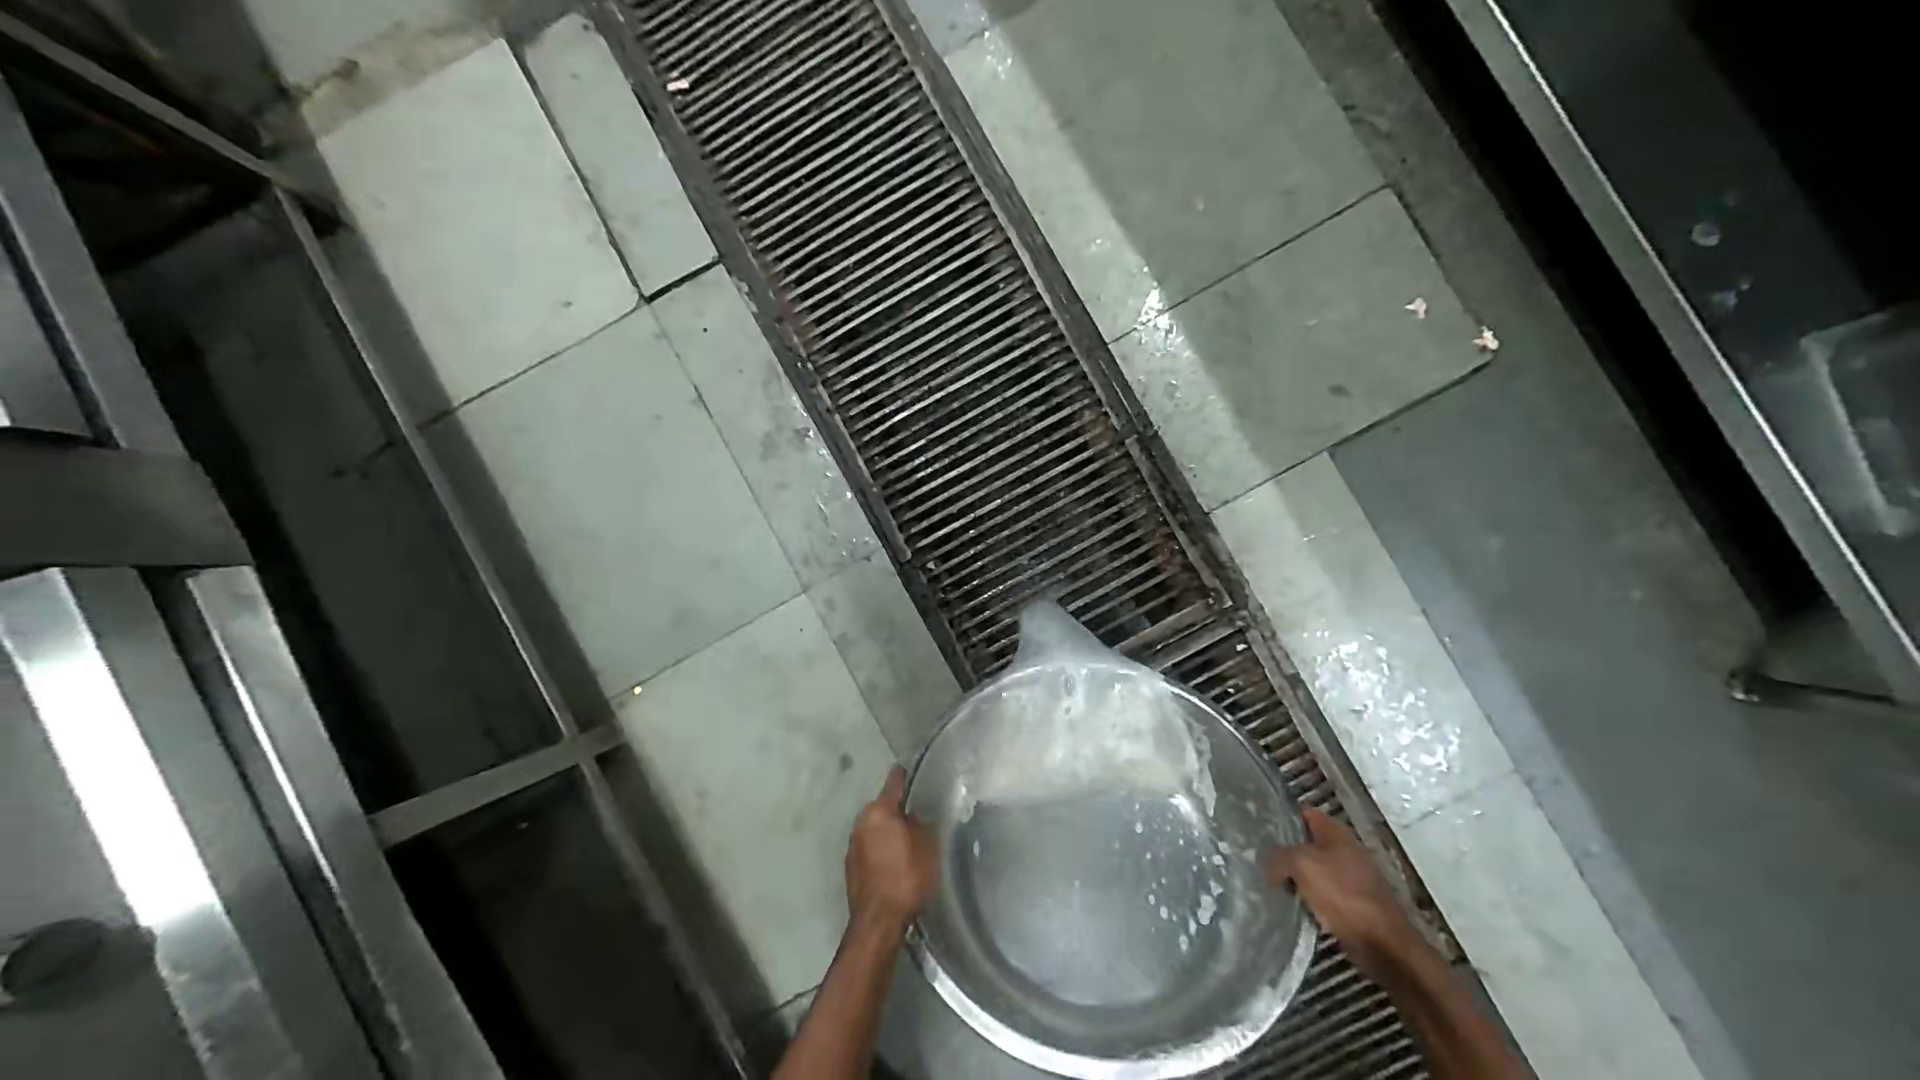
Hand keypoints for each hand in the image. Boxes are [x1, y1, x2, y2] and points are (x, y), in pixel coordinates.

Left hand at [845, 767, 938, 932]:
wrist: (878, 921)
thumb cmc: (907, 877)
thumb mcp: (927, 847)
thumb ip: (921, 825)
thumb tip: (913, 815)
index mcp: (879, 812)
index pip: (893, 785)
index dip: (901, 777)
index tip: (905, 768)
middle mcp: (861, 823)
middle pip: (882, 809)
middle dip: (896, 811)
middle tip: (916, 816)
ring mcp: (853, 846)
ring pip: (875, 830)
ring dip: (887, 832)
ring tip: (907, 841)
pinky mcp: (851, 867)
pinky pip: (870, 848)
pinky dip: (881, 849)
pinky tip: (894, 861)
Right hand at [1266, 806, 1424, 980]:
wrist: (1382, 943)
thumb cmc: (1342, 894)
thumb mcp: (1301, 864)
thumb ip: (1278, 855)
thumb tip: (1266, 860)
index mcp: (1337, 834)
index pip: (1305, 813)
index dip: (1283, 817)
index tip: (1260, 827)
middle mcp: (1346, 851)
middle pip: (1307, 843)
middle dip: (1285, 851)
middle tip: (1260, 859)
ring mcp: (1352, 879)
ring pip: (1313, 870)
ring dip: (1294, 877)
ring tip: (1270, 884)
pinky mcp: (1354, 904)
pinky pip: (1322, 894)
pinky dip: (1307, 899)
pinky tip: (1292, 906)